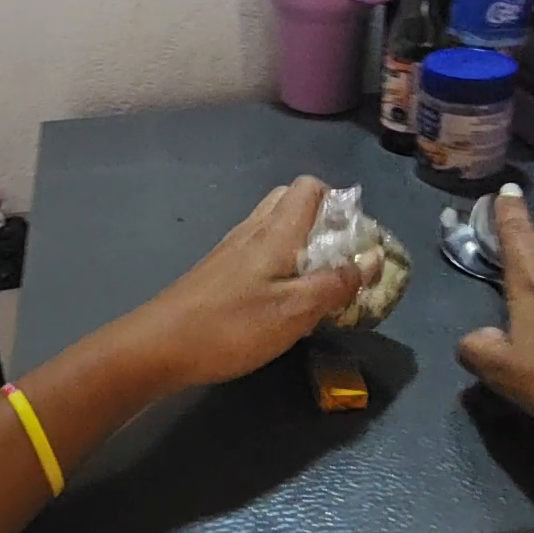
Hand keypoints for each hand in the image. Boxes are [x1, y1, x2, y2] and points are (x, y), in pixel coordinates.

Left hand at [122, 176, 361, 390]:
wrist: (160, 344)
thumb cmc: (232, 326)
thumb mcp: (295, 311)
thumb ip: (336, 284)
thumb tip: (373, 258)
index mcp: (274, 232)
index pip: (309, 188)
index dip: (338, 201)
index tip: (355, 237)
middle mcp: (251, 230)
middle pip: (290, 201)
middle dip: (321, 220)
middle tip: (338, 259)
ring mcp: (230, 249)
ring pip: (272, 226)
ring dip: (300, 242)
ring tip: (316, 281)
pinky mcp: (218, 270)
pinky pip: (257, 249)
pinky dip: (278, 260)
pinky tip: (281, 297)